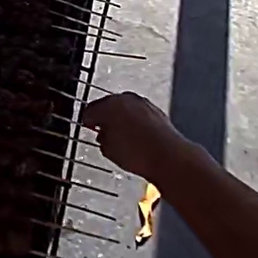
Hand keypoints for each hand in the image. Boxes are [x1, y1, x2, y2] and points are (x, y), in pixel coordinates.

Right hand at [80, 92, 210, 181]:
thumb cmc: (140, 153)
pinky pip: (139, 113)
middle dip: (104, 117)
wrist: (171, 158)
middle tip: (101, 131)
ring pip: (124, 108)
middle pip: (107, 105)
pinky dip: (134, 121)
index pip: (90, 110)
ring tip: (120, 136)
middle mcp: (126, 99)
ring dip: (120, 118)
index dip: (87, 120)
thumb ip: (101, 138)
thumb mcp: (108, 150)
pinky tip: (135, 136)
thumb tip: (102, 135)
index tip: (87, 126)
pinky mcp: (157, 111)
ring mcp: (143, 103)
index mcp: (108, 105)